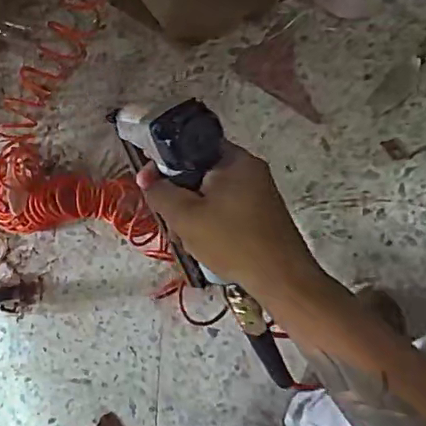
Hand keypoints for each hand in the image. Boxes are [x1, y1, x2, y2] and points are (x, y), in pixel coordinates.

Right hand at [137, 146, 326, 299]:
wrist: (280, 278)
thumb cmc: (231, 241)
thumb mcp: (185, 216)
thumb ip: (160, 192)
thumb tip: (146, 178)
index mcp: (234, 159)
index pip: (190, 147)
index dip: (163, 164)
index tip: (149, 185)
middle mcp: (249, 169)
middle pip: (199, 174)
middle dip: (179, 197)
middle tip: (171, 221)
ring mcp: (258, 192)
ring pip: (210, 195)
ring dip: (193, 215)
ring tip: (188, 240)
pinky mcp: (261, 214)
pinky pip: (225, 210)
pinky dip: (210, 224)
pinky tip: (206, 246)